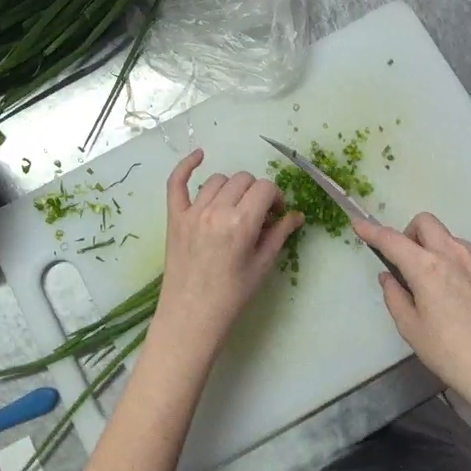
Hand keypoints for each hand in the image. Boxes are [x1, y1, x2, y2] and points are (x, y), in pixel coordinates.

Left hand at [150, 149, 302, 366]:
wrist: (192, 315)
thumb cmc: (232, 295)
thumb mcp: (262, 265)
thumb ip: (279, 234)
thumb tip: (295, 215)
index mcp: (242, 223)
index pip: (265, 188)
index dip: (276, 197)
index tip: (276, 214)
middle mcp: (216, 211)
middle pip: (243, 180)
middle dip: (256, 192)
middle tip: (258, 215)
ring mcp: (192, 211)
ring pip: (218, 180)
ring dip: (232, 188)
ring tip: (235, 208)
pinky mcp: (174, 217)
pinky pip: (177, 182)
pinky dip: (186, 165)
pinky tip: (199, 155)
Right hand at [356, 213, 470, 447]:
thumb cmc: (452, 356)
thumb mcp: (412, 330)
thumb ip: (395, 297)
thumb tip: (389, 277)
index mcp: (427, 268)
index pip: (391, 240)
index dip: (372, 231)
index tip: (359, 225)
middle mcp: (455, 255)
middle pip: (426, 223)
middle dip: (410, 234)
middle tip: (409, 263)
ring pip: (453, 241)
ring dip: (439, 252)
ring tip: (443, 288)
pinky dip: (464, 267)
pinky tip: (469, 298)